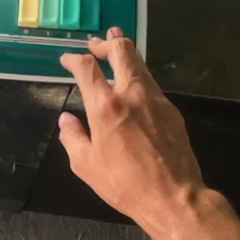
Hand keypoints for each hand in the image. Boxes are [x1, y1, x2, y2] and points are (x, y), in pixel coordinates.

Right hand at [58, 28, 206, 231]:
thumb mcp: (85, 165)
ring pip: (141, 63)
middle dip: (106, 43)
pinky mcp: (171, 110)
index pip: (87, 68)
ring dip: (125, 53)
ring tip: (116, 46)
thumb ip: (72, 137)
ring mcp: (155, 100)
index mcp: (105, 107)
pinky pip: (151, 84)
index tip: (67, 60)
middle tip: (96, 44)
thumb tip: (67, 121)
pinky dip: (138, 76)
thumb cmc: (124, 183)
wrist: (173, 196)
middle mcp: (131, 95)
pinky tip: (133, 84)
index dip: (74, 58)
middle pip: (122, 51)